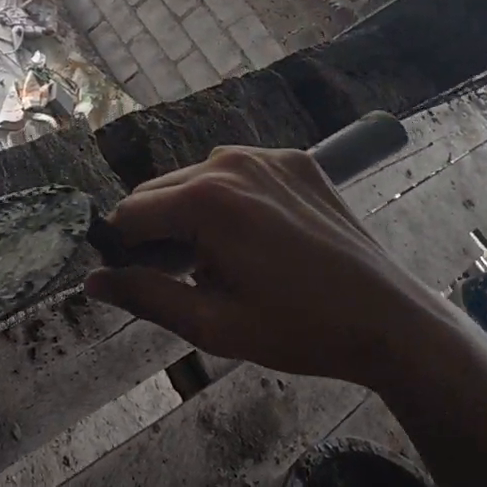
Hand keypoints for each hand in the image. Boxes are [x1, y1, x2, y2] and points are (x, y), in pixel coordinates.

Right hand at [84, 146, 460, 390]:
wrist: (395, 325)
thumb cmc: (299, 330)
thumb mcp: (212, 325)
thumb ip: (144, 296)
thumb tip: (91, 283)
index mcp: (205, 200)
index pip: (130, 213)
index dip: (125, 249)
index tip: (143, 278)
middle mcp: (227, 162)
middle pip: (158, 191)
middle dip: (157, 229)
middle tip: (187, 275)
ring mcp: (264, 156)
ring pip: (193, 179)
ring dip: (191, 212)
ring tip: (224, 257)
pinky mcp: (293, 159)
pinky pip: (235, 172)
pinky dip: (231, 198)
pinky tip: (258, 235)